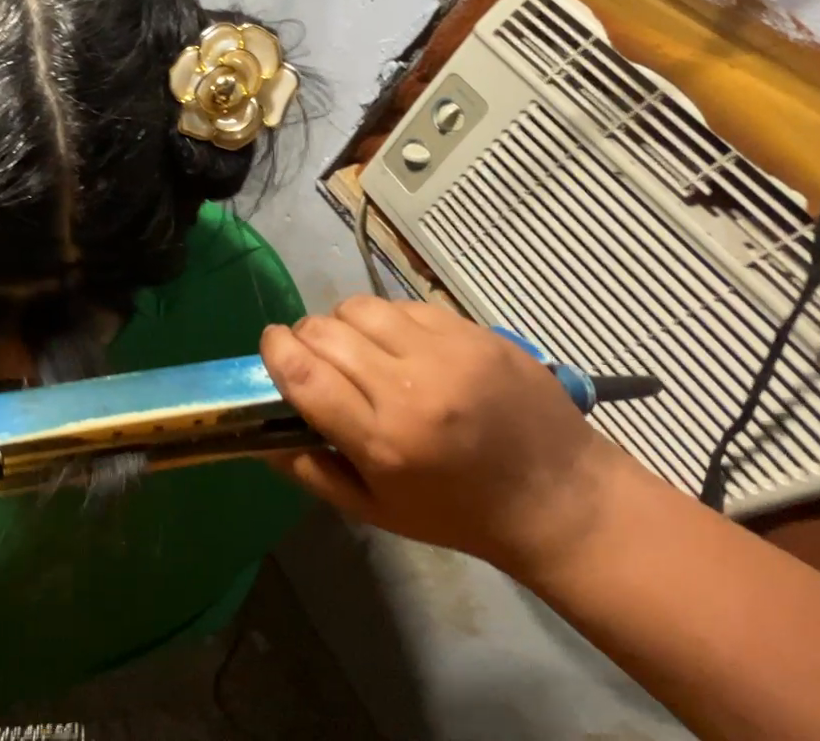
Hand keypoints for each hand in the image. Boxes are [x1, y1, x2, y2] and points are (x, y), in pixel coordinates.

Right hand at [261, 297, 633, 574]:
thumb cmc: (457, 513)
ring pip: (359, 308)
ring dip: (343, 324)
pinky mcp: (476, 333)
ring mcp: (449, 355)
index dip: (274, 351)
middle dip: (304, 339)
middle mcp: (412, 389)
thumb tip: (257, 432)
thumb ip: (308, 470)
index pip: (302, 373)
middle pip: (323, 333)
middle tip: (315, 358)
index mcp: (382, 441)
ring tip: (358, 348)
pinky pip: (403, 305)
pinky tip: (400, 345)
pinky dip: (386, 320)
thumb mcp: (373, 511)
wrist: (563, 499)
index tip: (272, 350)